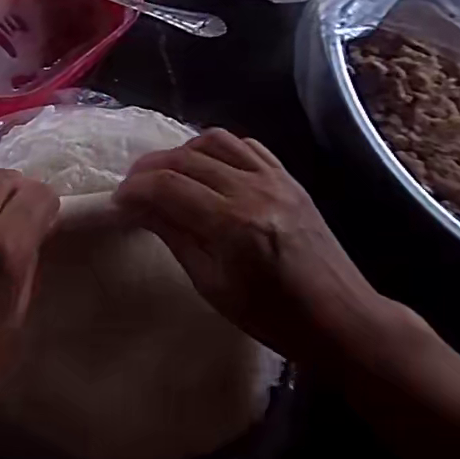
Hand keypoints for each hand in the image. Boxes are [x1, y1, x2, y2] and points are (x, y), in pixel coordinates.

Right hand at [114, 129, 427, 369]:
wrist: (341, 317)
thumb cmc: (273, 317)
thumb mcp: (212, 285)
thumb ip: (174, 236)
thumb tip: (138, 207)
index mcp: (233, 224)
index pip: (167, 186)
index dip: (135, 189)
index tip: (118, 201)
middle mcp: (252, 190)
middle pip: (185, 159)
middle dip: (149, 168)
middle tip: (132, 187)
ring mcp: (274, 178)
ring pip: (213, 140)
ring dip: (180, 151)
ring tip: (165, 173)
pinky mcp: (288, 176)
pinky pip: (245, 145)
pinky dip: (216, 149)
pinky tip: (205, 167)